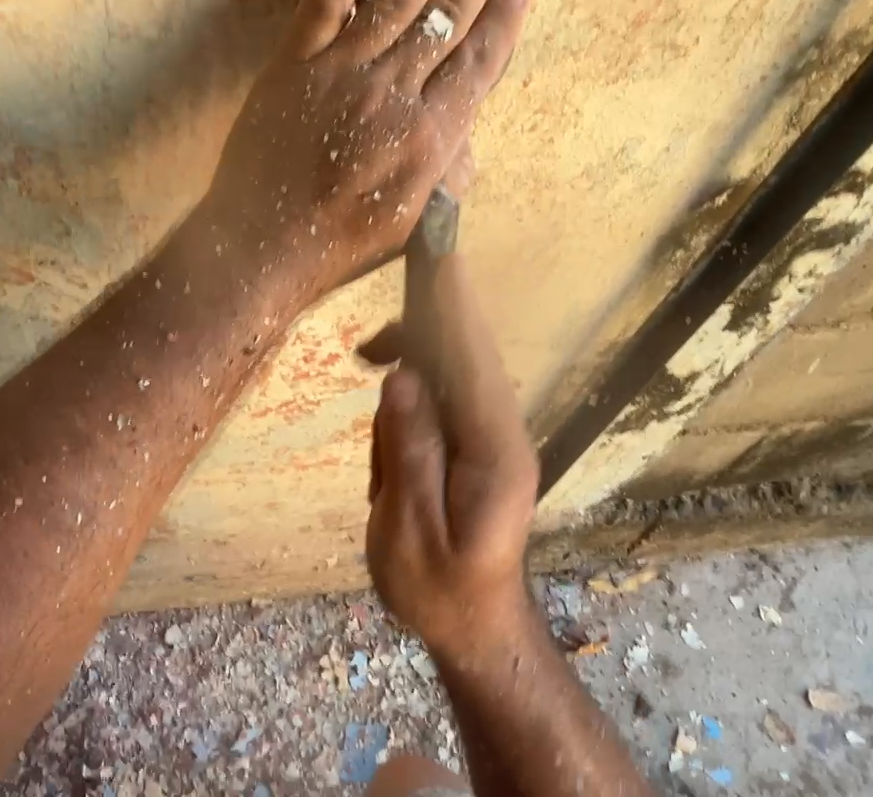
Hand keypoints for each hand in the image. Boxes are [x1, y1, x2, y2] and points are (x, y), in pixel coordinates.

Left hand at [200, 0, 525, 298]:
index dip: (502, 22)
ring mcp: (343, 69)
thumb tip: (465, 133)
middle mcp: (394, 91)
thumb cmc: (337, 244)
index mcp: (430, 136)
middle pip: (449, 14)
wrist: (261, 246)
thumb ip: (444, 172)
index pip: (477, 64)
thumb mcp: (410, 222)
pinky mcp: (295, 60)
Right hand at [361, 258, 539, 664]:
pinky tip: (386, 398)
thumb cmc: (439, 592)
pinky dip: (412, 381)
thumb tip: (402, 376)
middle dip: (431, 306)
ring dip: (412, 353)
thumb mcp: (410, 535)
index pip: (469, 358)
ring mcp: (493, 434)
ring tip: (371, 368)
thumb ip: (410, 455)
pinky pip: (446, 389)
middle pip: (467, 348)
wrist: (478, 626)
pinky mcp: (477, 440)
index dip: (450, 300)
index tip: (437, 246)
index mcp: (494, 452)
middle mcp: (502, 431)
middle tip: (402, 275)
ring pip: (453, 365)